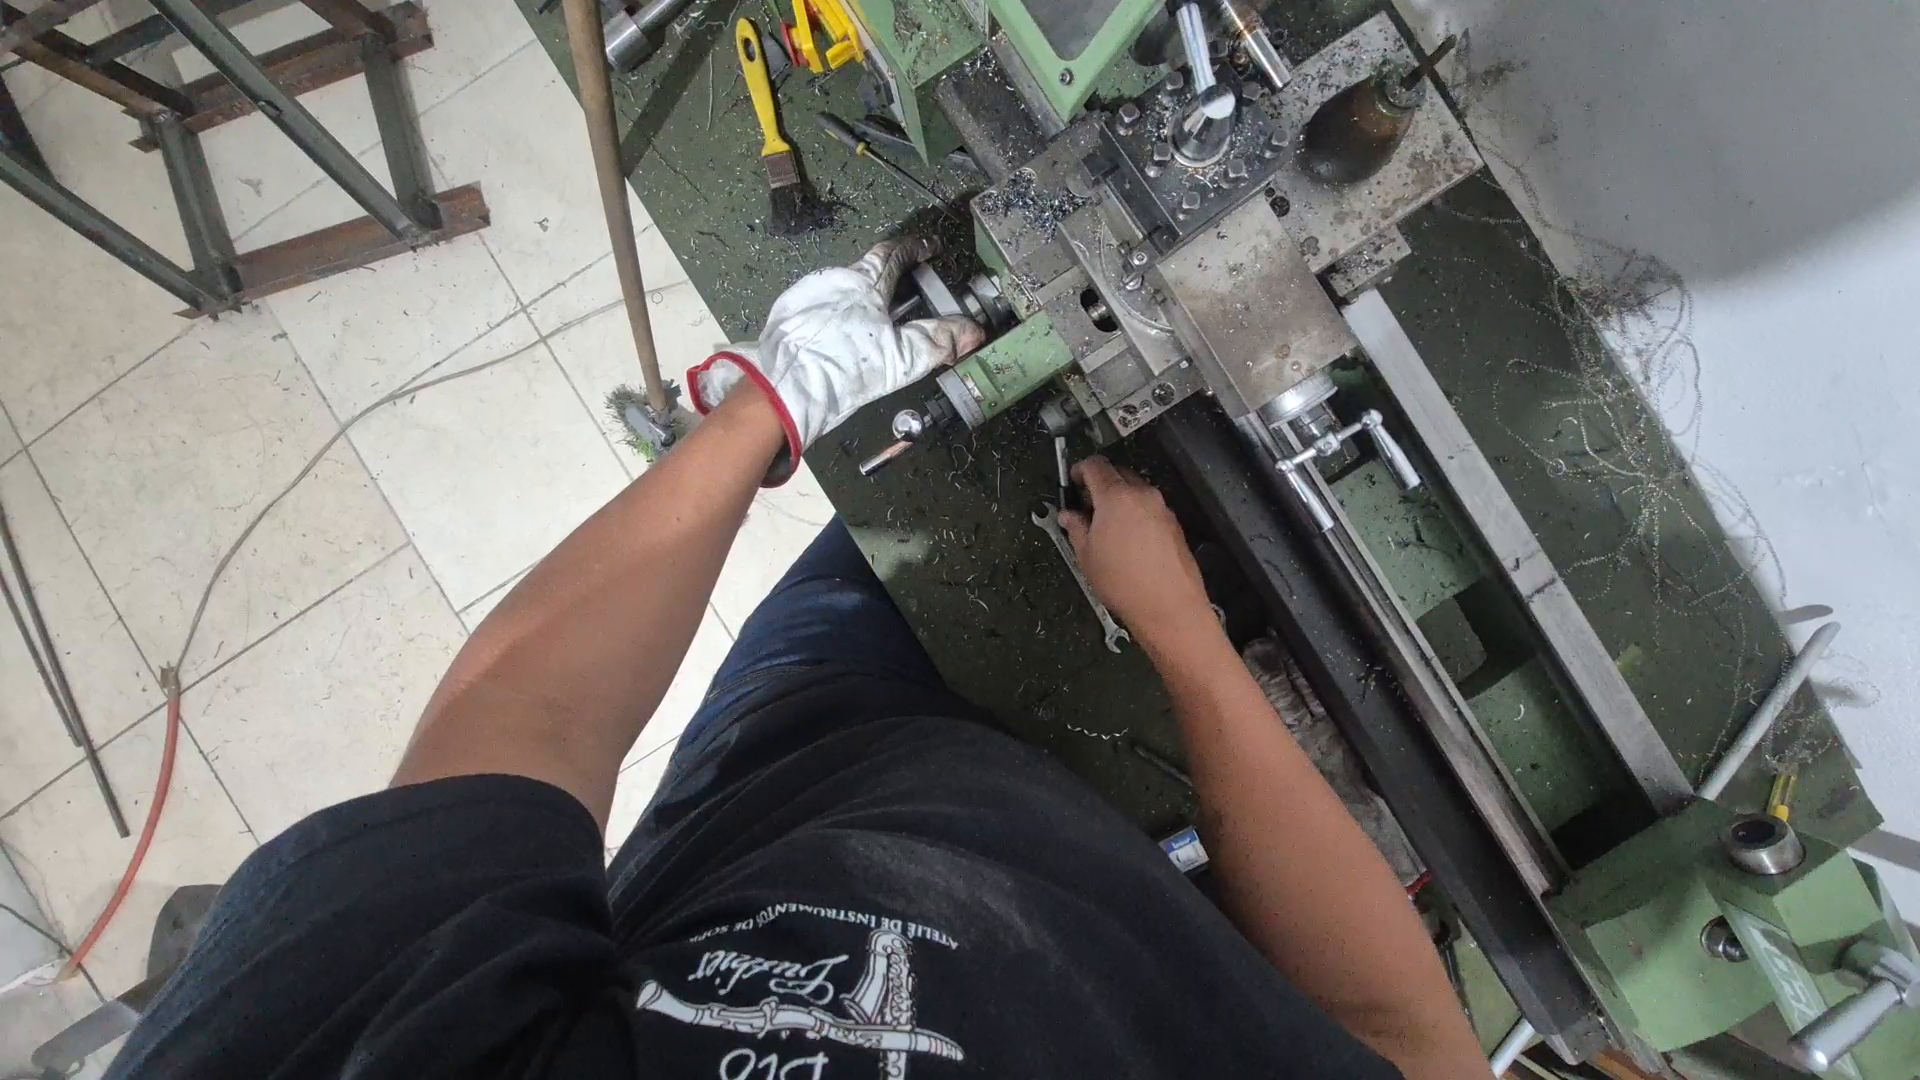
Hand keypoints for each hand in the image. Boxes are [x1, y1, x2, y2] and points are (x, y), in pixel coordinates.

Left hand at [688, 238, 985, 484]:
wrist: (782, 388)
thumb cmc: (844, 367)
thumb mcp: (900, 359)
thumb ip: (938, 342)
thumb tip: (974, 332)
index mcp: (863, 281)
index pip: (894, 252)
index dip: (915, 248)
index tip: (929, 248)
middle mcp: (833, 278)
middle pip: (867, 271)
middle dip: (888, 280)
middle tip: (906, 295)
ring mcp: (806, 295)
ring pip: (842, 290)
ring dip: (860, 301)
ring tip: (874, 324)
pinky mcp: (787, 315)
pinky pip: (820, 308)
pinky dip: (837, 317)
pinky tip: (841, 340)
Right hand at [1058, 457, 1214, 648]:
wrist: (1168, 606)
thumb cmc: (1127, 584)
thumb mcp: (1086, 555)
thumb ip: (1075, 527)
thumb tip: (1070, 517)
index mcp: (1116, 497)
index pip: (1095, 465)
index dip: (1079, 469)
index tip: (1073, 480)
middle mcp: (1142, 496)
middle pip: (1116, 473)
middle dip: (1098, 484)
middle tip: (1084, 506)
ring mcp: (1161, 509)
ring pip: (1134, 491)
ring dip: (1118, 500)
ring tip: (1105, 528)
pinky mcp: (1173, 524)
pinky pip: (1149, 508)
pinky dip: (1135, 514)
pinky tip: (1126, 541)